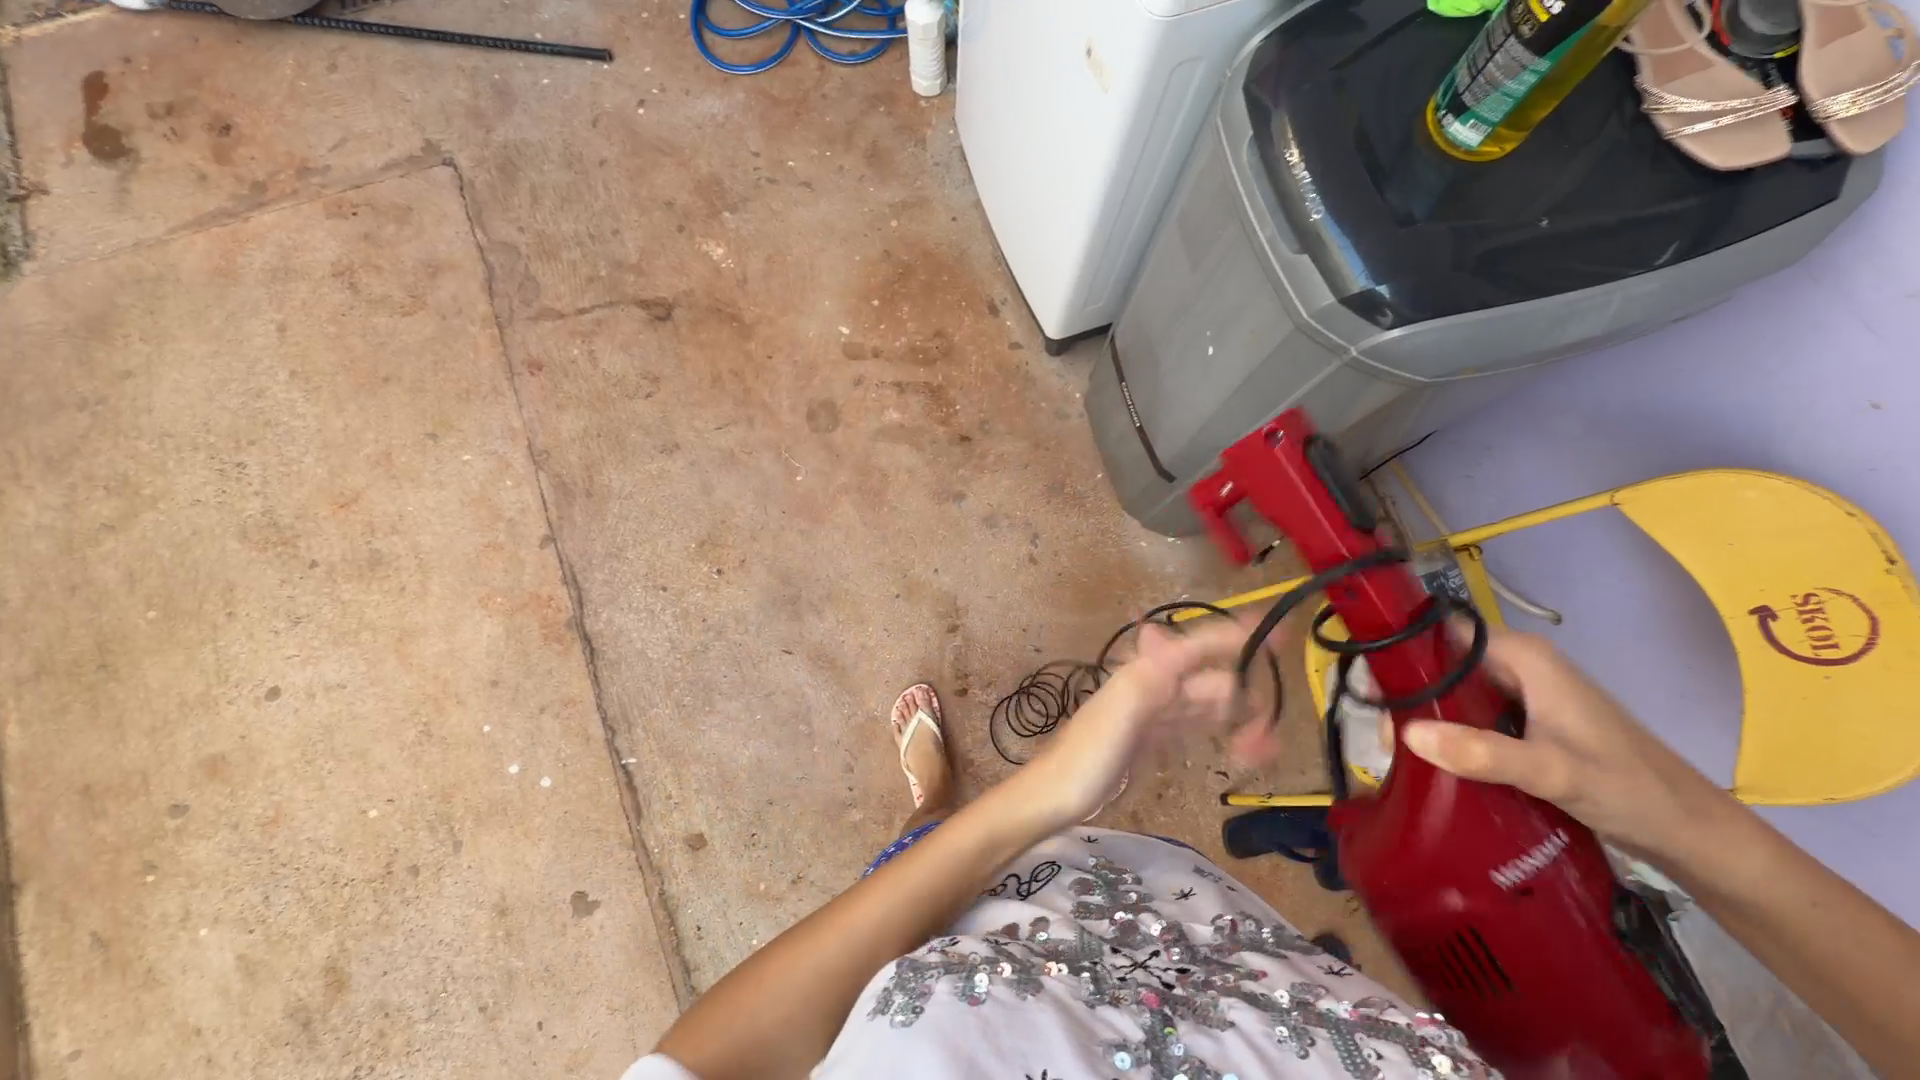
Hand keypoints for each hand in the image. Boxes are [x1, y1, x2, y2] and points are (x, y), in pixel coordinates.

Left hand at [1008, 616, 1270, 828]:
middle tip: (1272, 733)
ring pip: (1209, 705)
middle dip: (1246, 697)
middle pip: (1212, 679)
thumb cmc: (1085, 757)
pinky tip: (1244, 751)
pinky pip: (1197, 728)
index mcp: (1146, 673)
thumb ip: (1147, 677)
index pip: (1197, 646)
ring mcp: (1155, 714)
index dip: (1234, 637)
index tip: (1276, 636)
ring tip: (1265, 749)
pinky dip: (1223, 735)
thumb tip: (1164, 633)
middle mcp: (1153, 686)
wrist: (1055, 798)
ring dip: (1239, 720)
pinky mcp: (1155, 741)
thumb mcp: (1118, 714)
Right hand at [1400, 625, 1730, 857]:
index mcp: (1525, 658)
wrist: (1689, 831)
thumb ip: (1484, 753)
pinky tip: (1430, 765)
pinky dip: (1447, 736)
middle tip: (1381, 741)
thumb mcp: (1553, 771)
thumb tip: (1408, 735)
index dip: (1401, 655)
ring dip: (1424, 720)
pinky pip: (1470, 719)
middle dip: (1406, 696)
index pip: (1442, 635)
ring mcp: (1524, 697)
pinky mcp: (1526, 725)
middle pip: (1442, 666)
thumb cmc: (1629, 789)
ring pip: (1454, 694)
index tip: (1369, 691)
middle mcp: (1520, 667)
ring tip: (1395, 756)